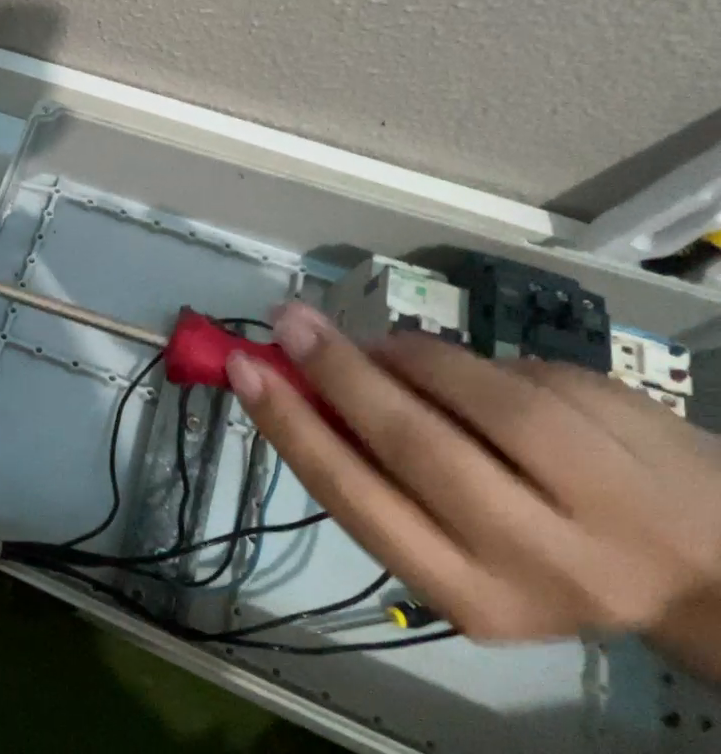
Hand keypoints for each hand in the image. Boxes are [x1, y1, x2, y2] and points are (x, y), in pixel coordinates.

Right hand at [227, 302, 720, 677]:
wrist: (704, 574)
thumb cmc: (535, 553)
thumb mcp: (450, 543)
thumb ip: (378, 475)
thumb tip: (297, 384)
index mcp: (472, 595)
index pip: (358, 499)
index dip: (291, 426)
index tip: (243, 368)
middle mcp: (546, 564)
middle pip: (418, 445)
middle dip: (341, 372)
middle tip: (291, 322)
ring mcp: (617, 507)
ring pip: (491, 401)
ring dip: (417, 358)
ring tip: (387, 348)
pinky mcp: (659, 448)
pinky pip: (545, 380)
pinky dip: (489, 365)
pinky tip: (478, 375)